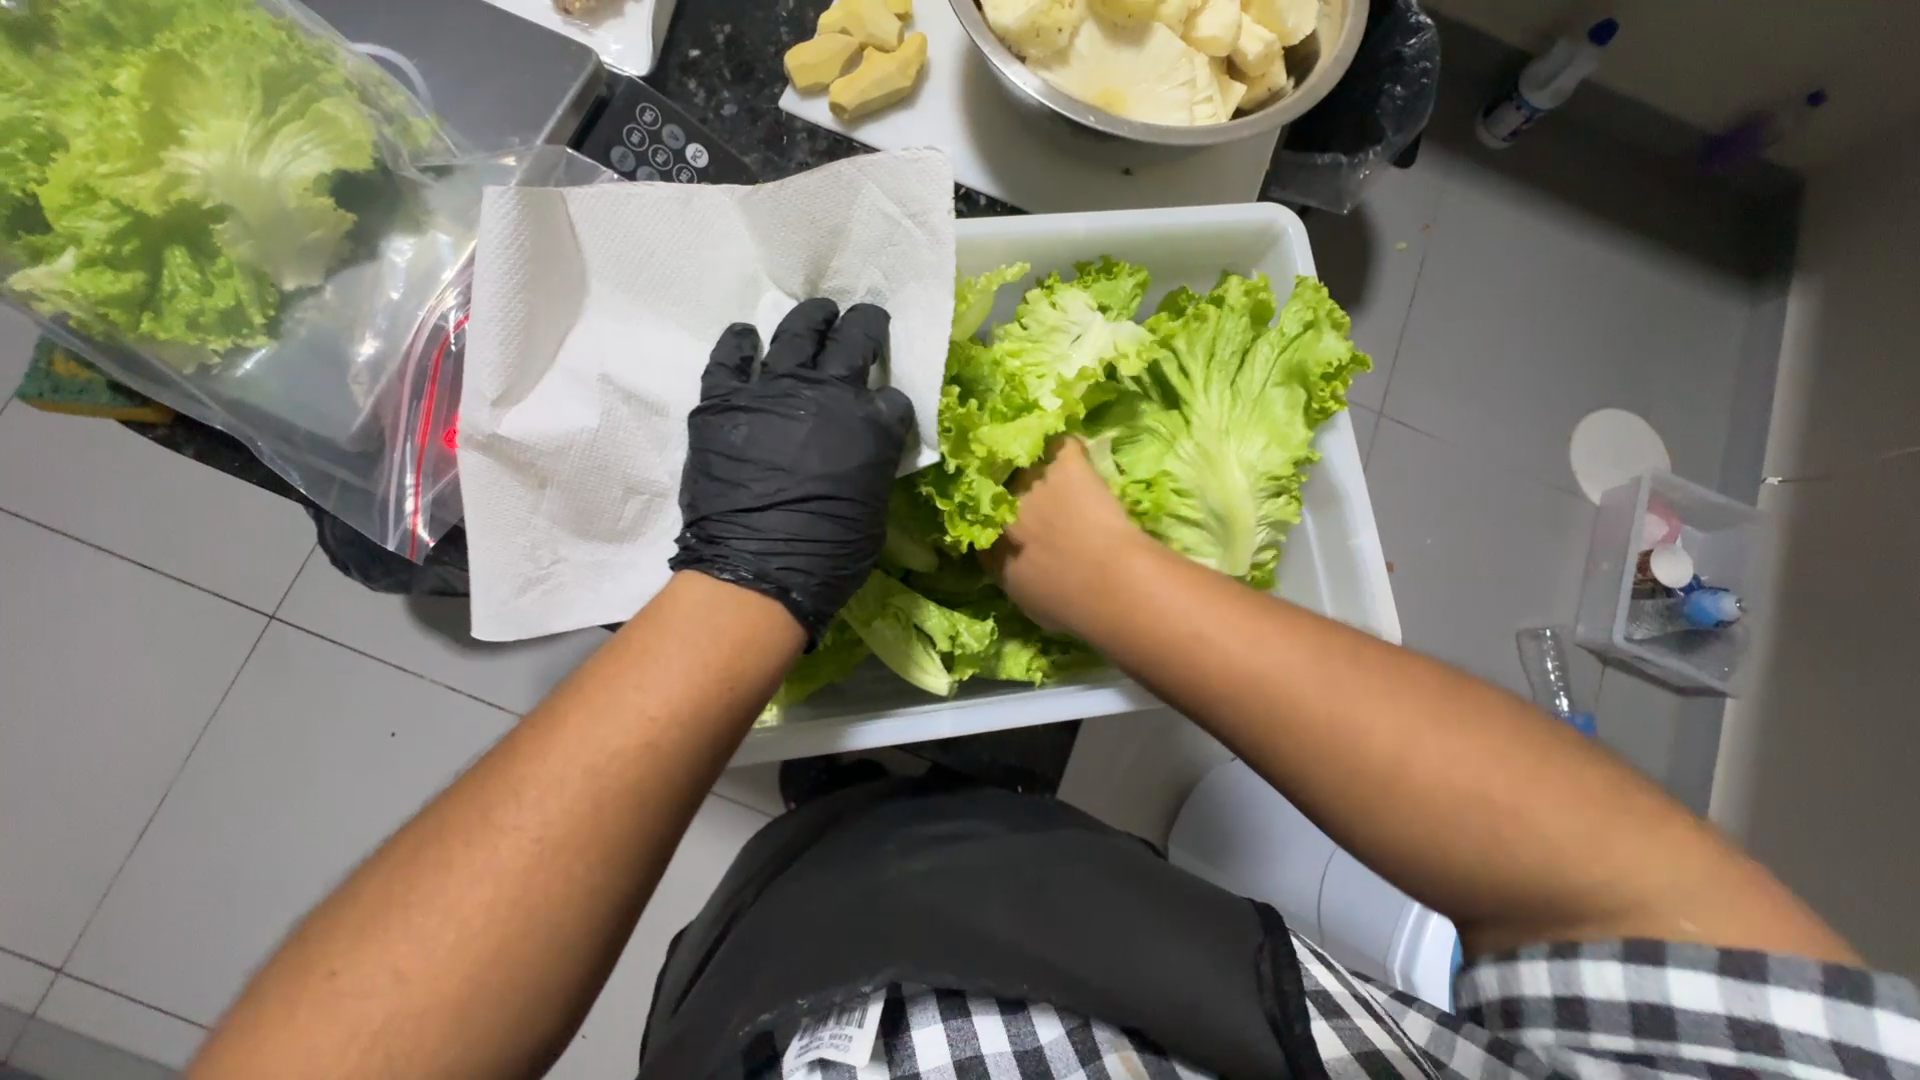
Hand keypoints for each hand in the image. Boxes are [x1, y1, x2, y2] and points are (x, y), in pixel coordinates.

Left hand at [670, 299, 914, 643]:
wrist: (756, 572)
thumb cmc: (828, 555)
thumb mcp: (871, 508)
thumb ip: (869, 465)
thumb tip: (859, 453)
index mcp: (872, 425)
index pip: (892, 397)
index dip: (890, 403)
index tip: (886, 410)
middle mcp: (828, 394)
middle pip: (854, 341)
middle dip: (865, 325)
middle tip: (865, 318)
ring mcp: (773, 391)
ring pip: (796, 334)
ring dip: (811, 319)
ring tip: (818, 312)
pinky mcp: (724, 402)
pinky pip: (730, 359)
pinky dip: (740, 344)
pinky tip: (747, 336)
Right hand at [984, 437, 1154, 635]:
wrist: (1105, 580)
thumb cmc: (1068, 604)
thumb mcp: (1027, 600)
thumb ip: (1015, 577)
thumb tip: (1021, 567)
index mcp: (990, 548)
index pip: (982, 524)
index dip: (996, 519)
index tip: (1011, 521)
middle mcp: (1000, 507)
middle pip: (996, 486)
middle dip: (1006, 485)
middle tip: (1031, 492)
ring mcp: (1029, 480)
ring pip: (1022, 457)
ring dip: (1034, 463)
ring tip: (1050, 466)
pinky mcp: (1061, 461)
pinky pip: (1060, 443)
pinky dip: (1068, 447)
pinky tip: (1078, 454)